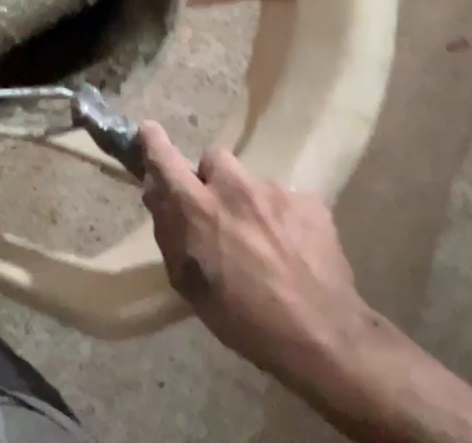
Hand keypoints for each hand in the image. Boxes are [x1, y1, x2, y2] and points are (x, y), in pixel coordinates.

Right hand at [139, 123, 373, 381]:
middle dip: (211, 181)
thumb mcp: (187, 281)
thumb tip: (158, 195)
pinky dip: (282, 218)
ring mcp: (276, 191)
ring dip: (248, 202)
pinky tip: (291, 250)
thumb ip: (169, 230)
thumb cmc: (241, 317)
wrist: (322, 338)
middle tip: (219, 214)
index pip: (163, 156)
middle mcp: (233, 187)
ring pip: (251, 182)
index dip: (152, 141)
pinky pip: (285, 200)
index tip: (149, 133)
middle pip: (213, 160)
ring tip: (262, 240)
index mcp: (196, 207)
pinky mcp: (311, 203)